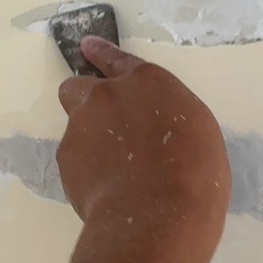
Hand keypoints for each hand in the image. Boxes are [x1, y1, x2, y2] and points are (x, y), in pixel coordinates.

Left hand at [56, 36, 230, 247]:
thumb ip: (165, 116)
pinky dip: (86, 169)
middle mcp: (107, 95)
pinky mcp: (66, 157)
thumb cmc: (195, 173)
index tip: (87, 47)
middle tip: (104, 127)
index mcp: (147, 82)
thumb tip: (151, 126)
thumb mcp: (196, 130)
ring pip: (75, 125)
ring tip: (112, 171)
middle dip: (86, 100)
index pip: (117, 58)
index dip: (102, 53)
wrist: (157, 215)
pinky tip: (106, 190)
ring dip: (88, 139)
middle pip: (79, 86)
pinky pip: (73, 158)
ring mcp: (81, 125)